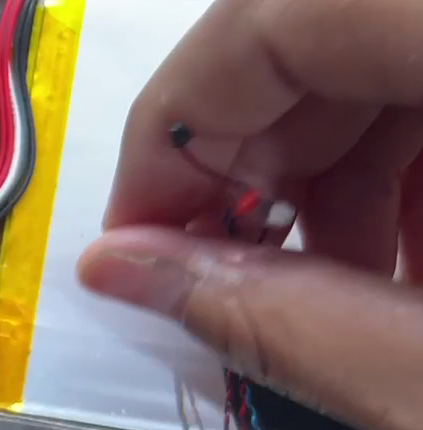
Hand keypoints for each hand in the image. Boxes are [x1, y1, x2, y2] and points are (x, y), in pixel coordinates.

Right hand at [78, 0, 422, 429]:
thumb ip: (270, 320)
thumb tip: (115, 270)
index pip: (272, 19)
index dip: (171, 131)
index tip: (139, 236)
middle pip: (325, 22)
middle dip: (247, 158)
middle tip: (224, 272)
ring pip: (390, 40)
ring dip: (335, 163)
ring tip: (342, 282)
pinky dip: (416, 151)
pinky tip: (422, 244)